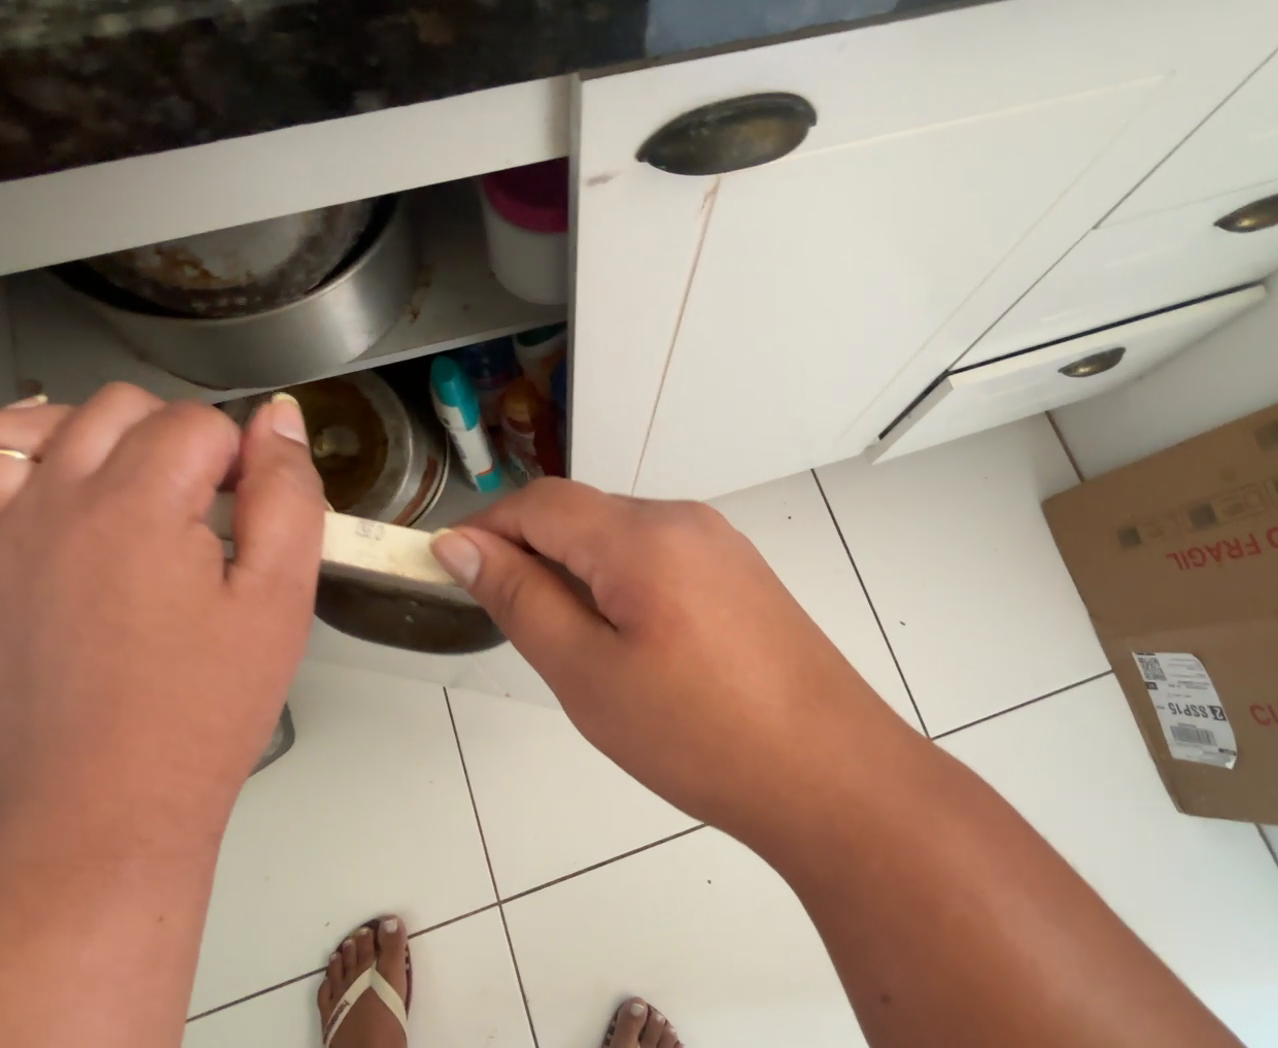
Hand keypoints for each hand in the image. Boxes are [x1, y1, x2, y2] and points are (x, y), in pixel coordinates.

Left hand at [0, 384, 325, 848]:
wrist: (105, 803)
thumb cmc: (206, 705)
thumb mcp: (281, 599)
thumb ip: (289, 496)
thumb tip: (279, 419)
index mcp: (138, 506)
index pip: (198, 422)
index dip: (243, 458)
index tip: (255, 515)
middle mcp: (54, 501)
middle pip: (122, 408)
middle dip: (181, 437)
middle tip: (212, 509)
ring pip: (37, 421)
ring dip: (97, 431)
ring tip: (138, 485)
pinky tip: (37, 463)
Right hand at [431, 479, 910, 842]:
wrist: (831, 775)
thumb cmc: (699, 734)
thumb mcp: (587, 674)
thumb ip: (521, 598)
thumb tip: (461, 545)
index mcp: (642, 534)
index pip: (537, 502)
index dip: (483, 529)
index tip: (446, 573)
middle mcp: (685, 520)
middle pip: (581, 516)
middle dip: (533, 557)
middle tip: (521, 632)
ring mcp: (722, 545)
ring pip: (621, 539)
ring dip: (579, 576)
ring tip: (582, 654)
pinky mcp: (743, 575)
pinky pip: (661, 561)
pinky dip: (625, 588)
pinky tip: (638, 651)